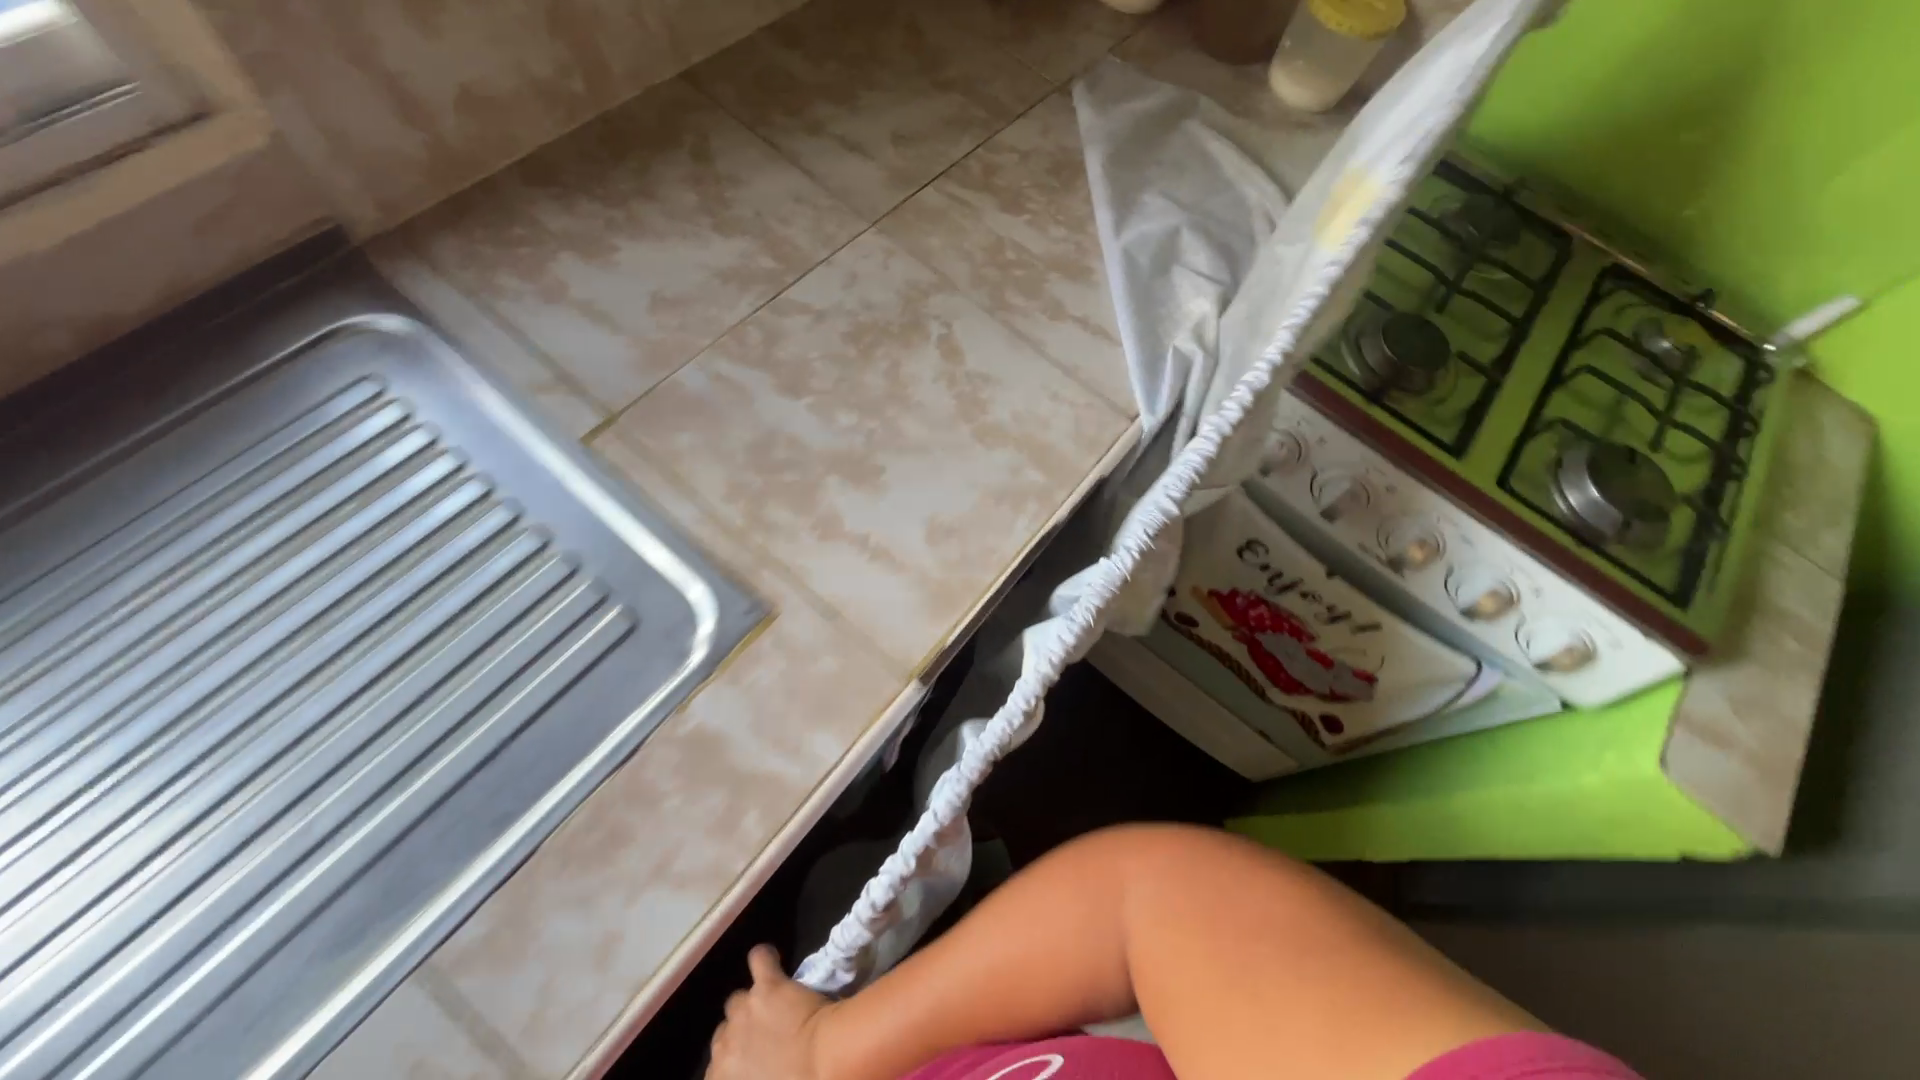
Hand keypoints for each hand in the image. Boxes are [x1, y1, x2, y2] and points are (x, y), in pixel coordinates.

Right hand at [706, 946, 835, 1079]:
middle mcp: (724, 1043)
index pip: (716, 1067)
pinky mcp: (767, 986)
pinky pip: (759, 961)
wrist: (824, 1061)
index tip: (752, 1059)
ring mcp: (744, 1011)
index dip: (735, 1058)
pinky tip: (770, 956)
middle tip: (766, 1033)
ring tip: (772, 1003)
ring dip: (752, 1002)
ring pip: (737, 1000)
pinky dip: (764, 957)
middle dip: (742, 1031)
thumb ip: (750, 1074)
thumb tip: (757, 1066)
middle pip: (725, 1030)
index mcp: (721, 1075)